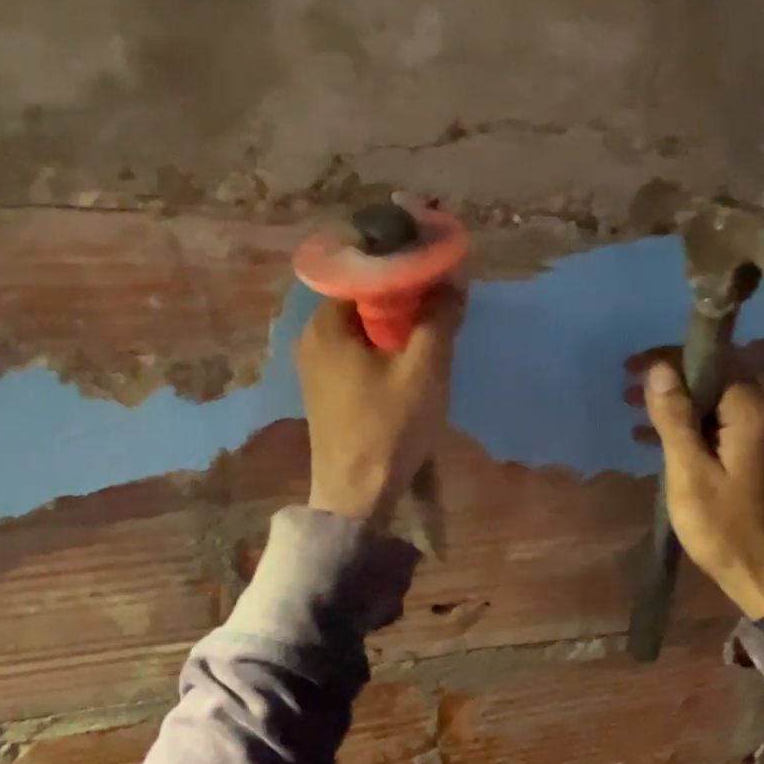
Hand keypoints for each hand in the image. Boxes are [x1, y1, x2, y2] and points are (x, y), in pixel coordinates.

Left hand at [298, 286, 463, 527]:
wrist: (356, 495)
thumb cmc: (389, 427)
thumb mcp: (424, 369)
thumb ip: (439, 317)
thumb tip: (451, 279)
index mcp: (326, 323)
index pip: (366, 272)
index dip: (405, 268)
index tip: (439, 272)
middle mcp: (312, 337)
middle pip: (364, 300)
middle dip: (405, 299)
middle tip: (443, 304)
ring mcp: (315, 366)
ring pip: (363, 328)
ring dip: (397, 327)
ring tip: (434, 333)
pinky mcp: (325, 390)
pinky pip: (357, 353)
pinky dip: (384, 350)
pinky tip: (411, 364)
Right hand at [626, 345, 763, 617]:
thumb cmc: (725, 527)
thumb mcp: (689, 472)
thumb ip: (674, 418)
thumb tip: (658, 369)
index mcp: (750, 411)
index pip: (710, 361)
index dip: (667, 359)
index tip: (630, 370)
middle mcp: (763, 414)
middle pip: (713, 379)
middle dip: (668, 381)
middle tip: (626, 392)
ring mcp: (761, 438)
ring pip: (712, 405)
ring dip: (674, 406)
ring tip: (633, 414)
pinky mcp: (755, 459)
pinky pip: (717, 428)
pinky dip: (688, 429)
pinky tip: (656, 442)